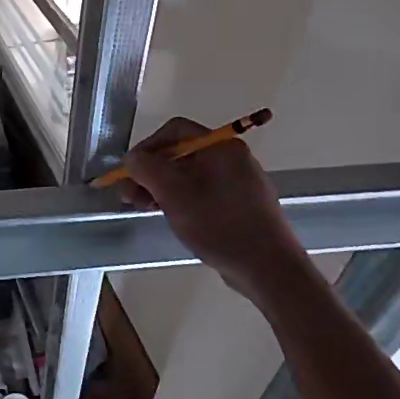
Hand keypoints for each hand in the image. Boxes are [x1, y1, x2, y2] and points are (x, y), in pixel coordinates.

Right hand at [118, 117, 310, 301]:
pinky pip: (203, 191)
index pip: (175, 131)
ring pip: (190, 175)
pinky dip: (181, 199)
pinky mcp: (239, 204)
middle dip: (151, 172)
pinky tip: (169, 215)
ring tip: (144, 208)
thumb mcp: (175, 195)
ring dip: (162, 187)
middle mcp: (231, 157)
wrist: (268, 267)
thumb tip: (132, 158)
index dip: (147, 147)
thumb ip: (148, 170)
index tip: (130, 171)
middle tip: (130, 196)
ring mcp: (237, 181)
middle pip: (181, 153)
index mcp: (220, 147)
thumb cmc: (221, 226)